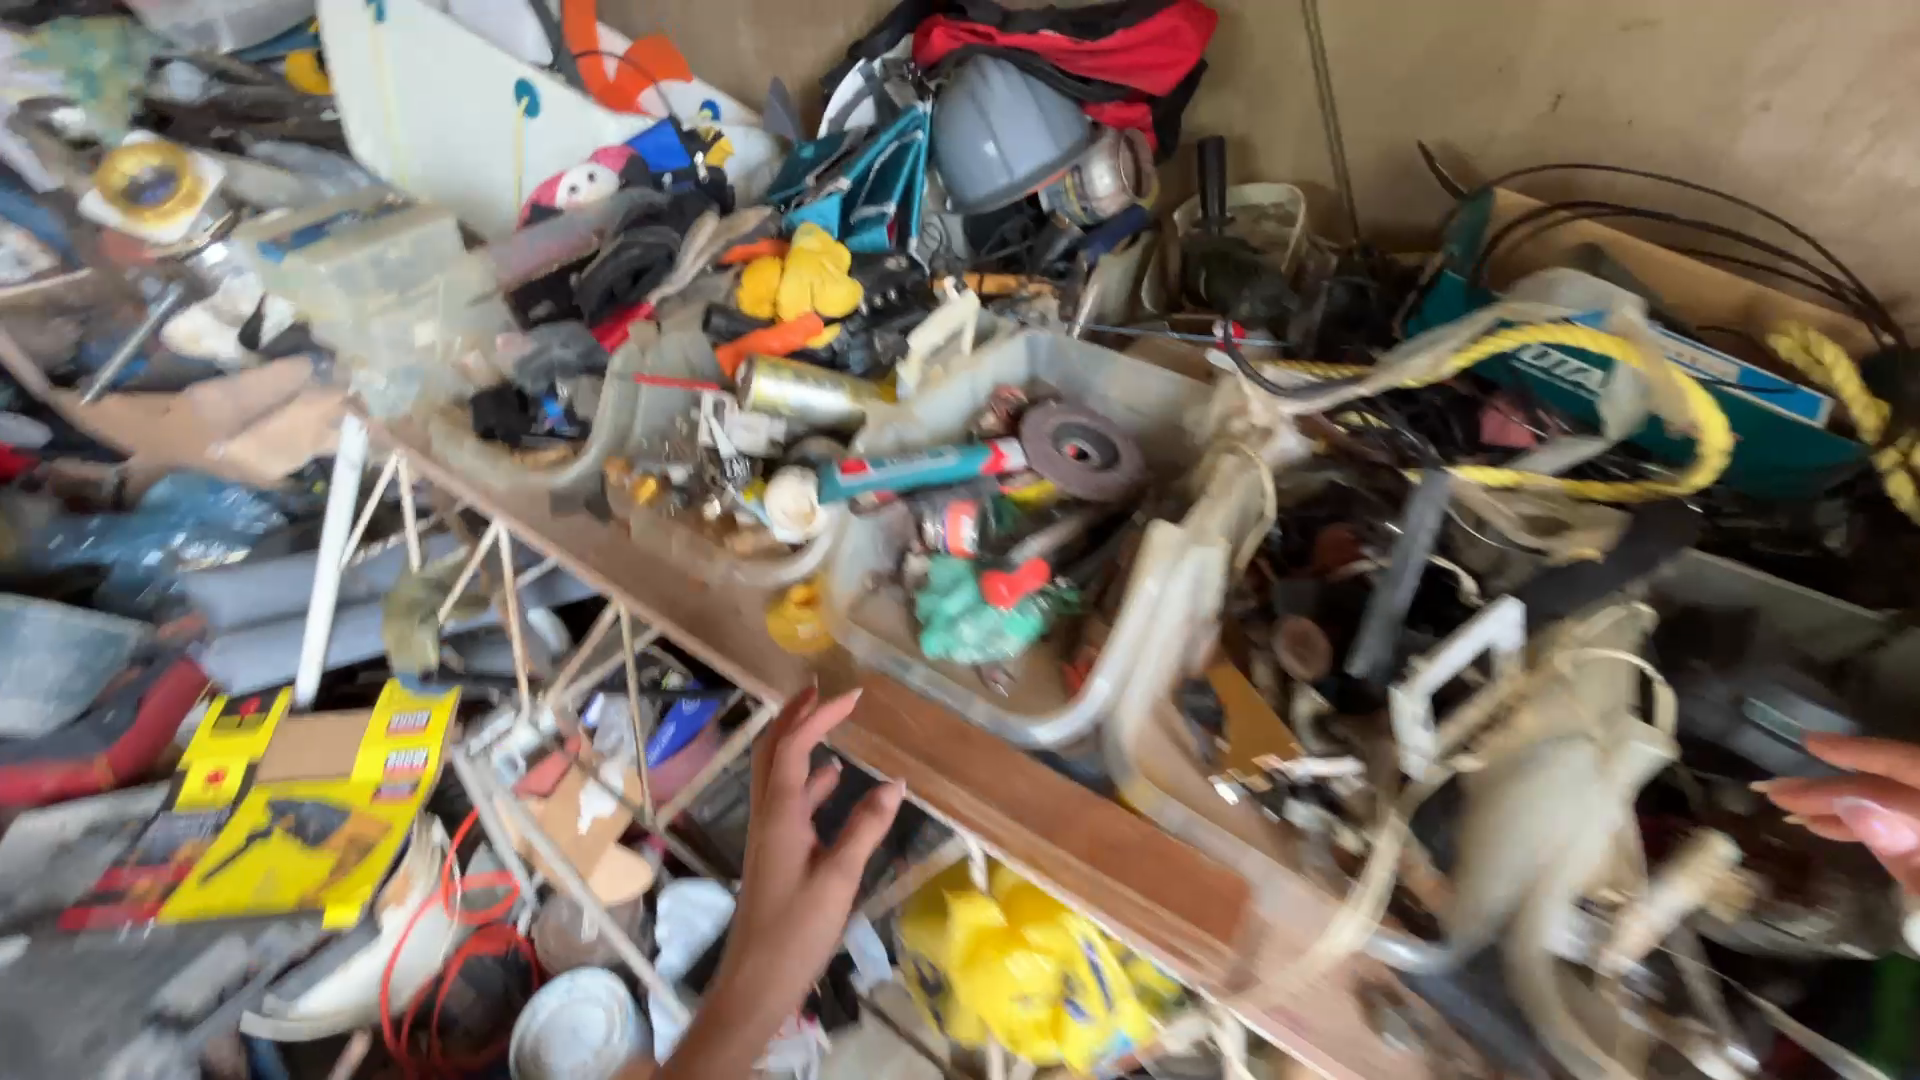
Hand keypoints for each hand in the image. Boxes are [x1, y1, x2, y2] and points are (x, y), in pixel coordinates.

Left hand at [656, 687, 903, 1078]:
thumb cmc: (796, 930)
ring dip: (799, 740)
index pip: (795, 747)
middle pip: (772, 749)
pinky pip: (791, 798)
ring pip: (778, 771)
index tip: (852, 695)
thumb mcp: (839, 877)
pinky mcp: (776, 851)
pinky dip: (811, 778)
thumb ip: (866, 827)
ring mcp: (770, 832)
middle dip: (794, 714)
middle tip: (820, 689)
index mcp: (780, 812)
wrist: (755, 984)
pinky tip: (834, 778)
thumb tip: (896, 784)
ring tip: (828, 720)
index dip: (821, 716)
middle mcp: (769, 813)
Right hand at [1760, 733, 1919, 894]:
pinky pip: (1914, 832)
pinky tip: (1835, 829)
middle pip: (1910, 791)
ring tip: (1795, 814)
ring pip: (1909, 811)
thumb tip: (1852, 804)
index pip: (1919, 769)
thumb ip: (1909, 854)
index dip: (1866, 754)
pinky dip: (1877, 829)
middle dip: (1841, 790)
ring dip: (1851, 810)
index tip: (1810, 744)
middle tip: (1778, 792)